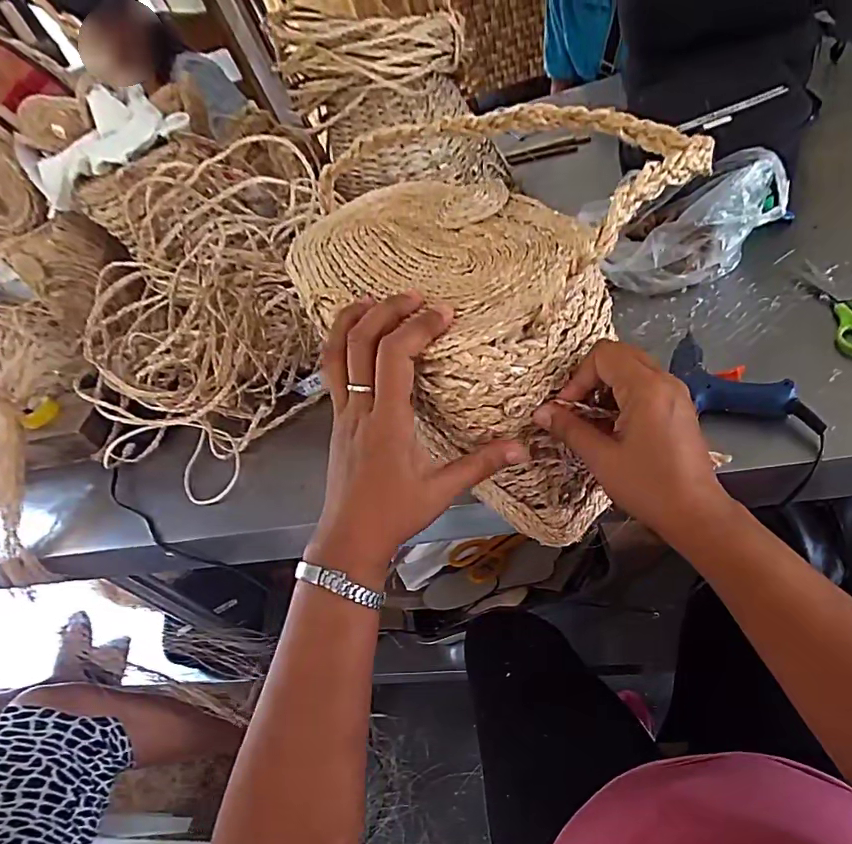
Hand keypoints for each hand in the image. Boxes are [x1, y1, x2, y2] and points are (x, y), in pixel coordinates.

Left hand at [307, 295, 526, 585]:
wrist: (350, 537)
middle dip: (388, 310)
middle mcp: (360, 410)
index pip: (396, 357)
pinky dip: (341, 344)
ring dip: (353, 319)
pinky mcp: (337, 422)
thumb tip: (520, 449)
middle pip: (362, 341)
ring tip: (375, 300)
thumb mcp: (442, 490)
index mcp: (387, 422)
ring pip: (336, 352)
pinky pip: (332, 370)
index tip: (443, 314)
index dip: (419, 327)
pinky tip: (355, 339)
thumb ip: (481, 464)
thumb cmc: (392, 516)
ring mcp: (342, 414)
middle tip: (415, 297)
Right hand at [533, 341, 734, 544]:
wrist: (694, 512)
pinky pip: (648, 388)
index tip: (566, 408)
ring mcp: (677, 394)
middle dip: (592, 379)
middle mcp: (666, 382)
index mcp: (646, 388)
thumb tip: (543, 412)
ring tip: (594, 423)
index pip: (603, 355)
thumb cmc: (650, 488)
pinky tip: (615, 430)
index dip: (578, 378)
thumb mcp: (602, 459)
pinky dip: (626, 398)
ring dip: (608, 389)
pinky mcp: (680, 410)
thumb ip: (570, 429)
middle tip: (576, 411)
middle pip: (620, 357)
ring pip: (634, 371)